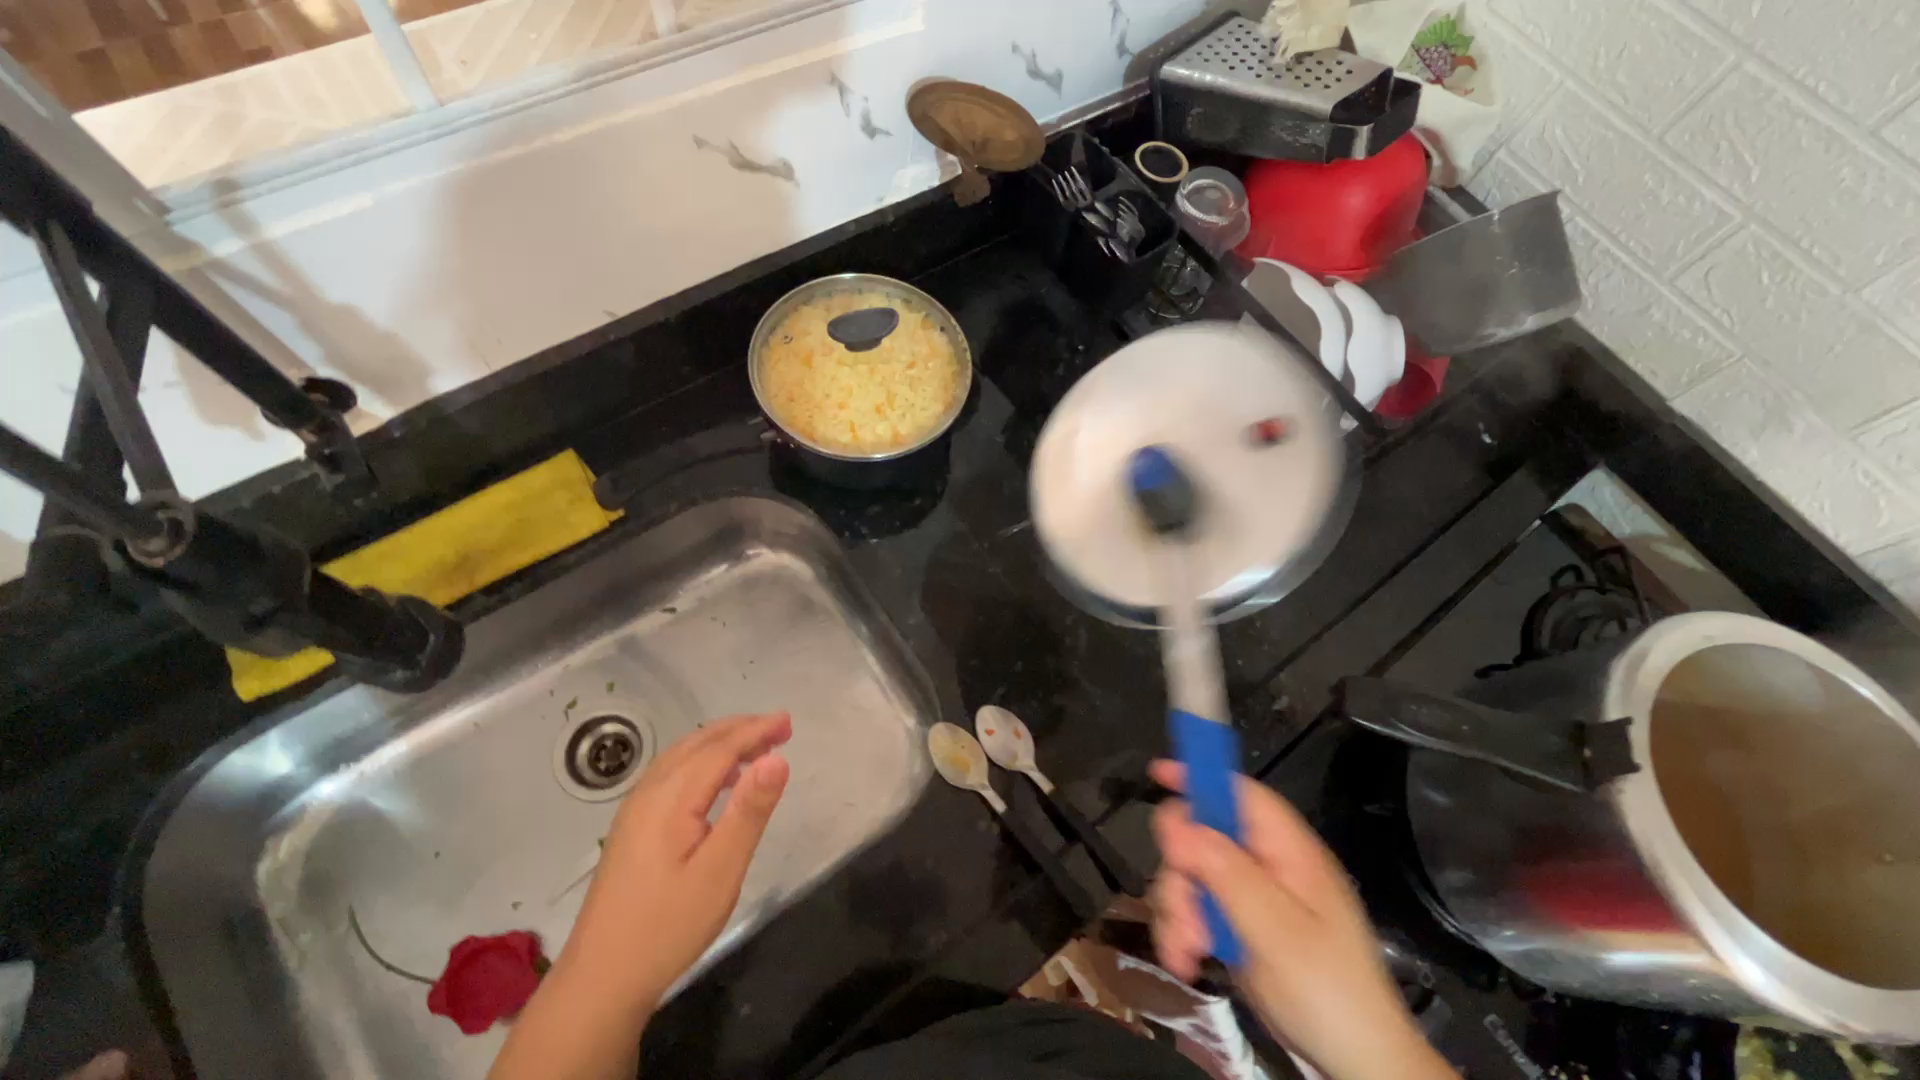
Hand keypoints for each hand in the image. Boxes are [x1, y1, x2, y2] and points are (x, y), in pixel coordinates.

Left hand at [492, 712, 790, 1079]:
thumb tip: (776, 759)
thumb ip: (749, 811)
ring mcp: (635, 812)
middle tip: (781, 728)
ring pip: (681, 758)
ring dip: (720, 744)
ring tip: (756, 747)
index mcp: (670, 799)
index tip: (789, 723)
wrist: (602, 977)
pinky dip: (701, 763)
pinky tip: (718, 783)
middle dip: (740, 730)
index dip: (755, 731)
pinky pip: (671, 775)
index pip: (719, 749)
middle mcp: (648, 794)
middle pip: (697, 745)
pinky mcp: (632, 830)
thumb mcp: (720, 871)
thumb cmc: (668, 926)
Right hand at [1149, 760, 1455, 1079]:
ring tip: (1188, 953)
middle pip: (1203, 839)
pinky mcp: (1237, 929)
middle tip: (1184, 915)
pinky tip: (1187, 962)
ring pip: (1190, 877)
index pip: (1241, 795)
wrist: (1355, 1063)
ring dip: (1177, 911)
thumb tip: (1179, 822)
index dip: (1202, 776)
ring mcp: (1252, 899)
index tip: (1157, 773)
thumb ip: (1226, 872)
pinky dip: (1181, 933)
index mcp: (1290, 854)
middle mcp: (1268, 868)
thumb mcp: (1276, 930)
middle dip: (1181, 875)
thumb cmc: (1327, 991)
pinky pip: (1193, 911)